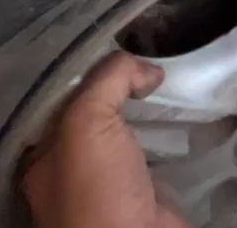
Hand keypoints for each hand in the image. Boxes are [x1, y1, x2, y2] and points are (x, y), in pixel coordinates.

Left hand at [23, 53, 187, 227]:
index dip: (89, 66)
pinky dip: (176, 136)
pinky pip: (160, 154)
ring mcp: (112, 185)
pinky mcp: (147, 196)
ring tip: (175, 78)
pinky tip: (191, 114)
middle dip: (123, 87)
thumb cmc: (93, 192)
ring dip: (153, 111)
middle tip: (153, 55)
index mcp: (45, 154)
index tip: (119, 40)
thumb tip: (148, 71)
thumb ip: (109, 80)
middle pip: (100, 111)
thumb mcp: (87, 121)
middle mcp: (74, 168)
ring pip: (131, 132)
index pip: (64, 94)